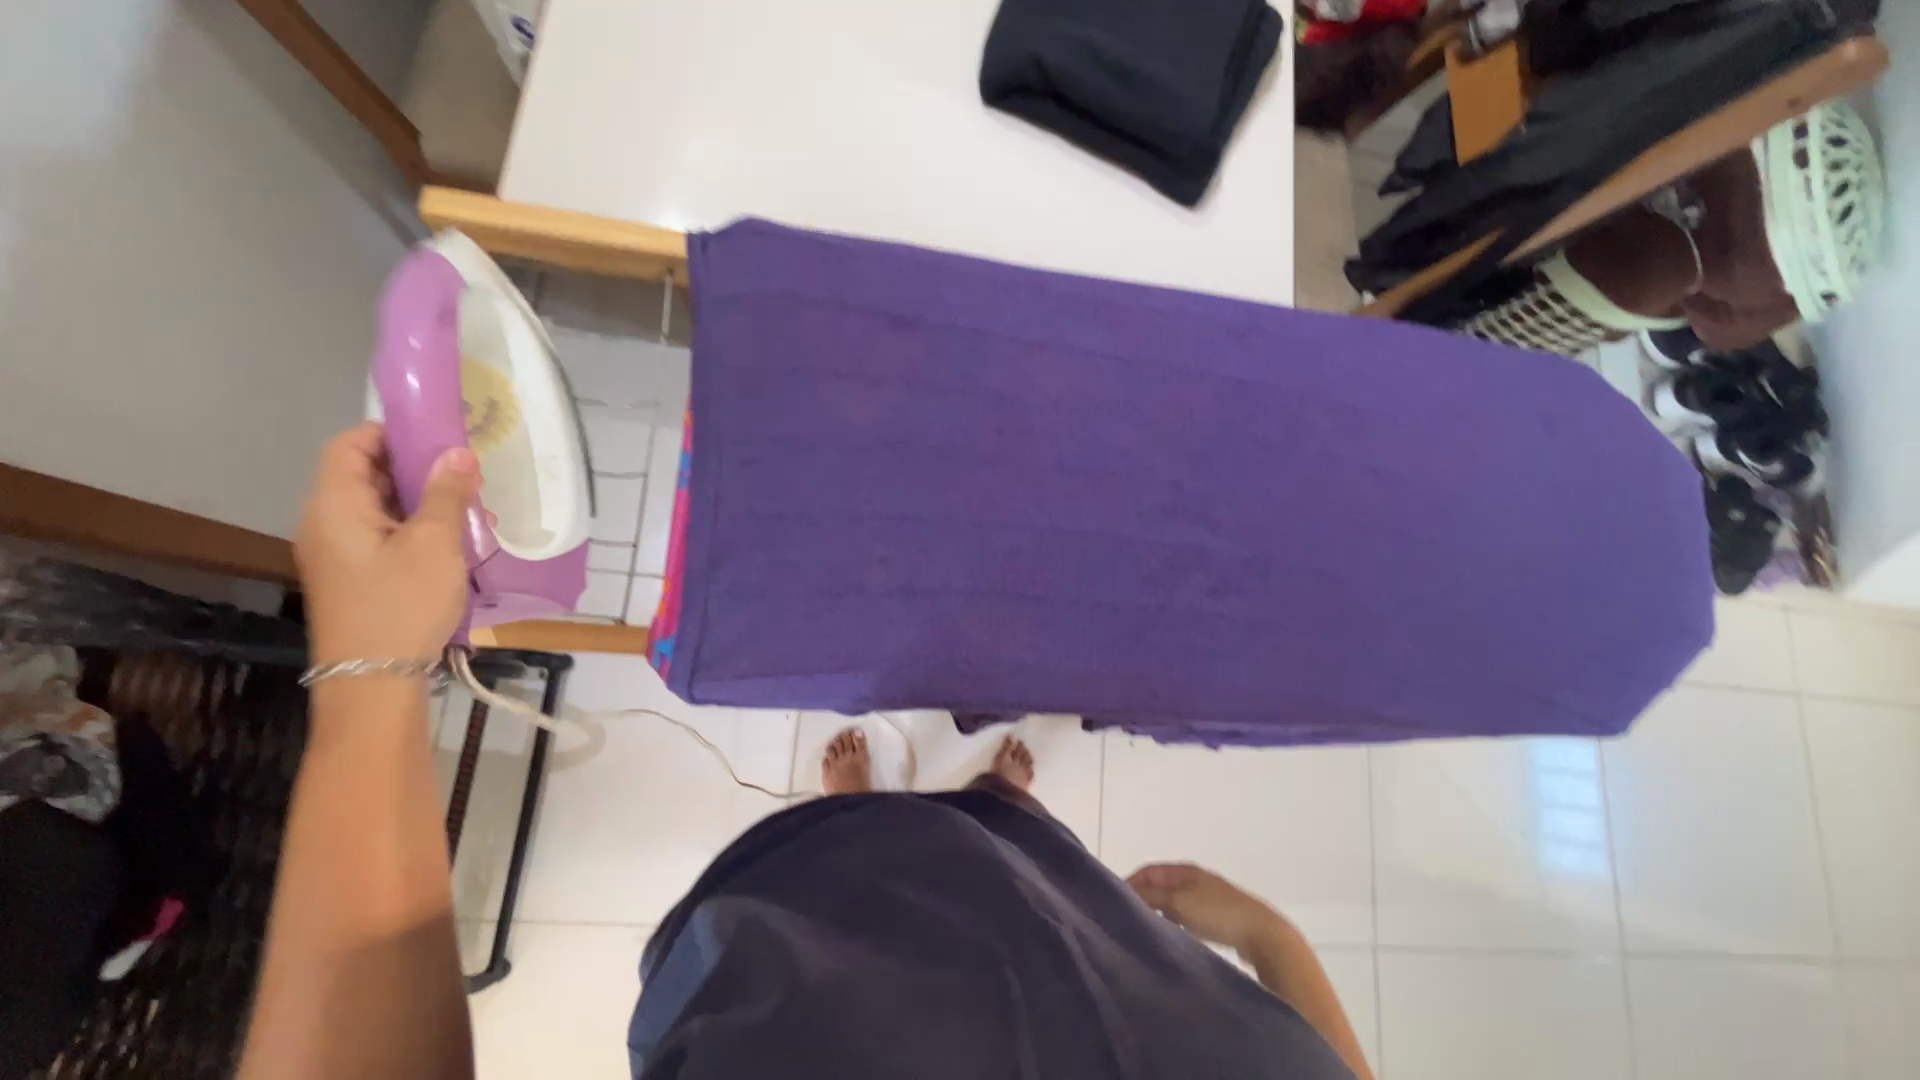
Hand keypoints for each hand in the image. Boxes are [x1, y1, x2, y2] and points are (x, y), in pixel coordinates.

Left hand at [295, 422, 479, 665]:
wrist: (373, 680)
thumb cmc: (402, 603)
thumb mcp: (435, 544)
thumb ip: (446, 493)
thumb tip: (457, 452)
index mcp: (335, 505)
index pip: (350, 445)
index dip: (390, 432)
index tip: (439, 435)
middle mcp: (326, 522)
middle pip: (365, 474)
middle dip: (417, 468)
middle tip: (467, 474)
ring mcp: (338, 552)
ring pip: (379, 507)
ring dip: (423, 502)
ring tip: (471, 510)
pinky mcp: (354, 576)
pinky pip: (383, 535)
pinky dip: (416, 529)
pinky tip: (455, 542)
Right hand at [1126, 863, 1284, 953]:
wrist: (1262, 935)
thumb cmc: (1217, 913)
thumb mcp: (1179, 902)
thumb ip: (1150, 896)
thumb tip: (1125, 891)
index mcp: (1185, 870)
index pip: (1149, 870)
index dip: (1130, 882)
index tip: (1116, 902)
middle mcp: (1194, 880)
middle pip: (1160, 887)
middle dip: (1143, 899)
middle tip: (1127, 918)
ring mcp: (1206, 900)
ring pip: (1173, 904)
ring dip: (1159, 914)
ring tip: (1145, 930)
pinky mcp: (1216, 920)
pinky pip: (1186, 918)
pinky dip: (1174, 925)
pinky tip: (1171, 938)